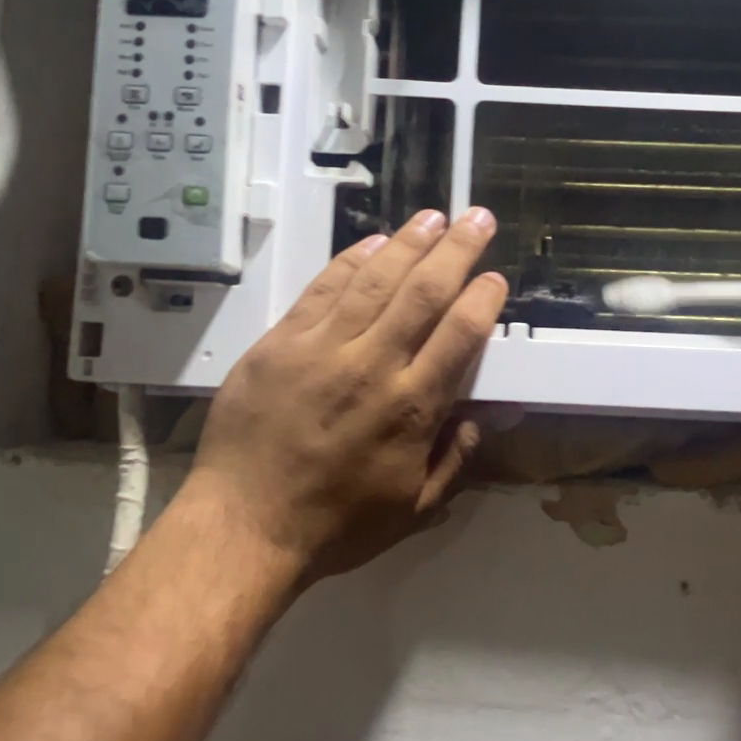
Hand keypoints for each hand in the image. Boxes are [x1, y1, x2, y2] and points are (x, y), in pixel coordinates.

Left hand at [190, 208, 509, 578]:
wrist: (245, 525)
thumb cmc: (338, 524)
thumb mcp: (415, 506)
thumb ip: (457, 453)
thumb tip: (493, 411)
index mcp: (412, 408)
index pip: (460, 334)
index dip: (483, 298)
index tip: (496, 278)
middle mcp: (373, 365)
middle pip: (424, 292)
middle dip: (457, 250)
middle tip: (478, 218)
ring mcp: (322, 348)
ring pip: (375, 280)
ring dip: (409, 242)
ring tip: (434, 216)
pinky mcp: (280, 342)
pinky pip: (323, 289)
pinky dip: (352, 261)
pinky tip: (374, 241)